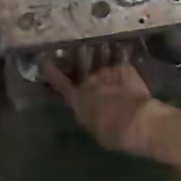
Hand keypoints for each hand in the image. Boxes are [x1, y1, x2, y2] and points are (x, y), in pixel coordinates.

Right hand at [42, 48, 169, 157]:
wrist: (135, 121)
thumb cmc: (112, 133)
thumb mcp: (94, 128)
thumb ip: (90, 114)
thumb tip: (92, 110)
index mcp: (78, 99)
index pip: (60, 83)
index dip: (52, 73)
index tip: (45, 62)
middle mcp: (89, 81)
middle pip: (81, 66)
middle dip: (81, 60)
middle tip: (82, 52)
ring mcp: (107, 71)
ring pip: (101, 57)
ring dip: (101, 53)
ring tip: (104, 47)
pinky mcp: (125, 68)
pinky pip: (121, 58)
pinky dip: (122, 57)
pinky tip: (124, 52)